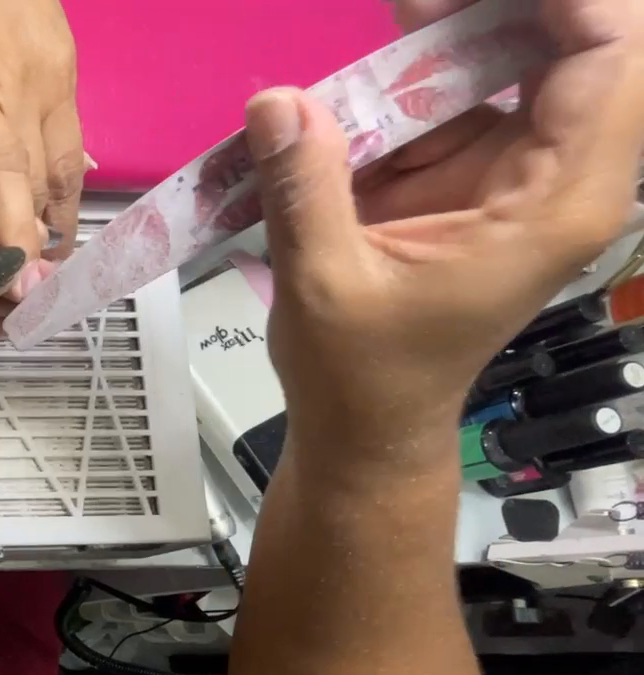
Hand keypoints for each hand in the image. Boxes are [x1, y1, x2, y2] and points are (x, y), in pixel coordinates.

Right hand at [0, 0, 81, 296]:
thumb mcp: (30, 36)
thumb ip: (38, 99)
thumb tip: (54, 160)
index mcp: (50, 79)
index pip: (66, 167)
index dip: (63, 223)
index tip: (57, 266)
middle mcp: (20, 94)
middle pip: (36, 184)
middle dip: (39, 248)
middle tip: (34, 302)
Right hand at [245, 0, 643, 469]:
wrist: (363, 425)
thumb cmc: (356, 370)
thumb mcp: (321, 280)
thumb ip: (305, 188)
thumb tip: (273, 102)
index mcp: (557, 199)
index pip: (608, 55)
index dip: (559, 1)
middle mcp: (558, 176)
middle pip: (566, 52)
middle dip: (487, 18)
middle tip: (402, 7)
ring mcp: (512, 181)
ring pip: (502, 80)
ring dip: (433, 61)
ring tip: (363, 54)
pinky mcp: (467, 193)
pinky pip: (450, 121)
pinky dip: (396, 109)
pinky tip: (341, 116)